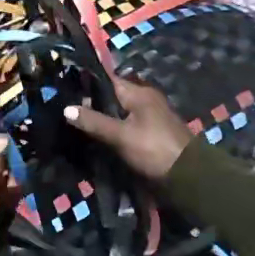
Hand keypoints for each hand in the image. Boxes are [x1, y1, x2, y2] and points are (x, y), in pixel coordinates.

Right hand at [63, 77, 193, 180]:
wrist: (188, 175)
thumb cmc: (154, 148)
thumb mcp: (120, 135)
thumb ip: (94, 121)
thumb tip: (66, 108)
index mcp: (139, 93)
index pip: (108, 80)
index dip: (88, 84)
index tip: (66, 90)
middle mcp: (145, 100)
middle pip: (113, 97)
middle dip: (93, 104)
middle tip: (68, 112)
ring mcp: (150, 117)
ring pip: (119, 112)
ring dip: (103, 118)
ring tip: (77, 125)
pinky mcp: (151, 133)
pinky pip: (126, 125)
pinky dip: (113, 129)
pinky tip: (98, 137)